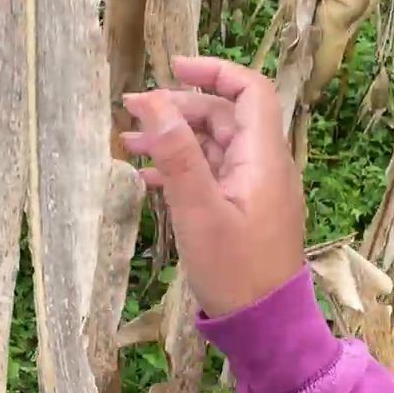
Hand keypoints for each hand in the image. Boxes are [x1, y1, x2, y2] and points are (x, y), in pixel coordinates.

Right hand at [120, 56, 305, 317]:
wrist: (264, 325)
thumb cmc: (234, 271)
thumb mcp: (199, 213)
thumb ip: (178, 158)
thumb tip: (157, 104)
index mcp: (262, 158)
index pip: (248, 91)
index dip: (213, 71)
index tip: (171, 67)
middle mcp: (264, 167)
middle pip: (223, 118)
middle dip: (178, 110)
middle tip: (131, 114)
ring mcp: (256, 191)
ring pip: (215, 149)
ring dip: (175, 142)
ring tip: (128, 145)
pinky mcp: (245, 213)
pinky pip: (214, 177)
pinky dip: (184, 171)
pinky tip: (150, 181)